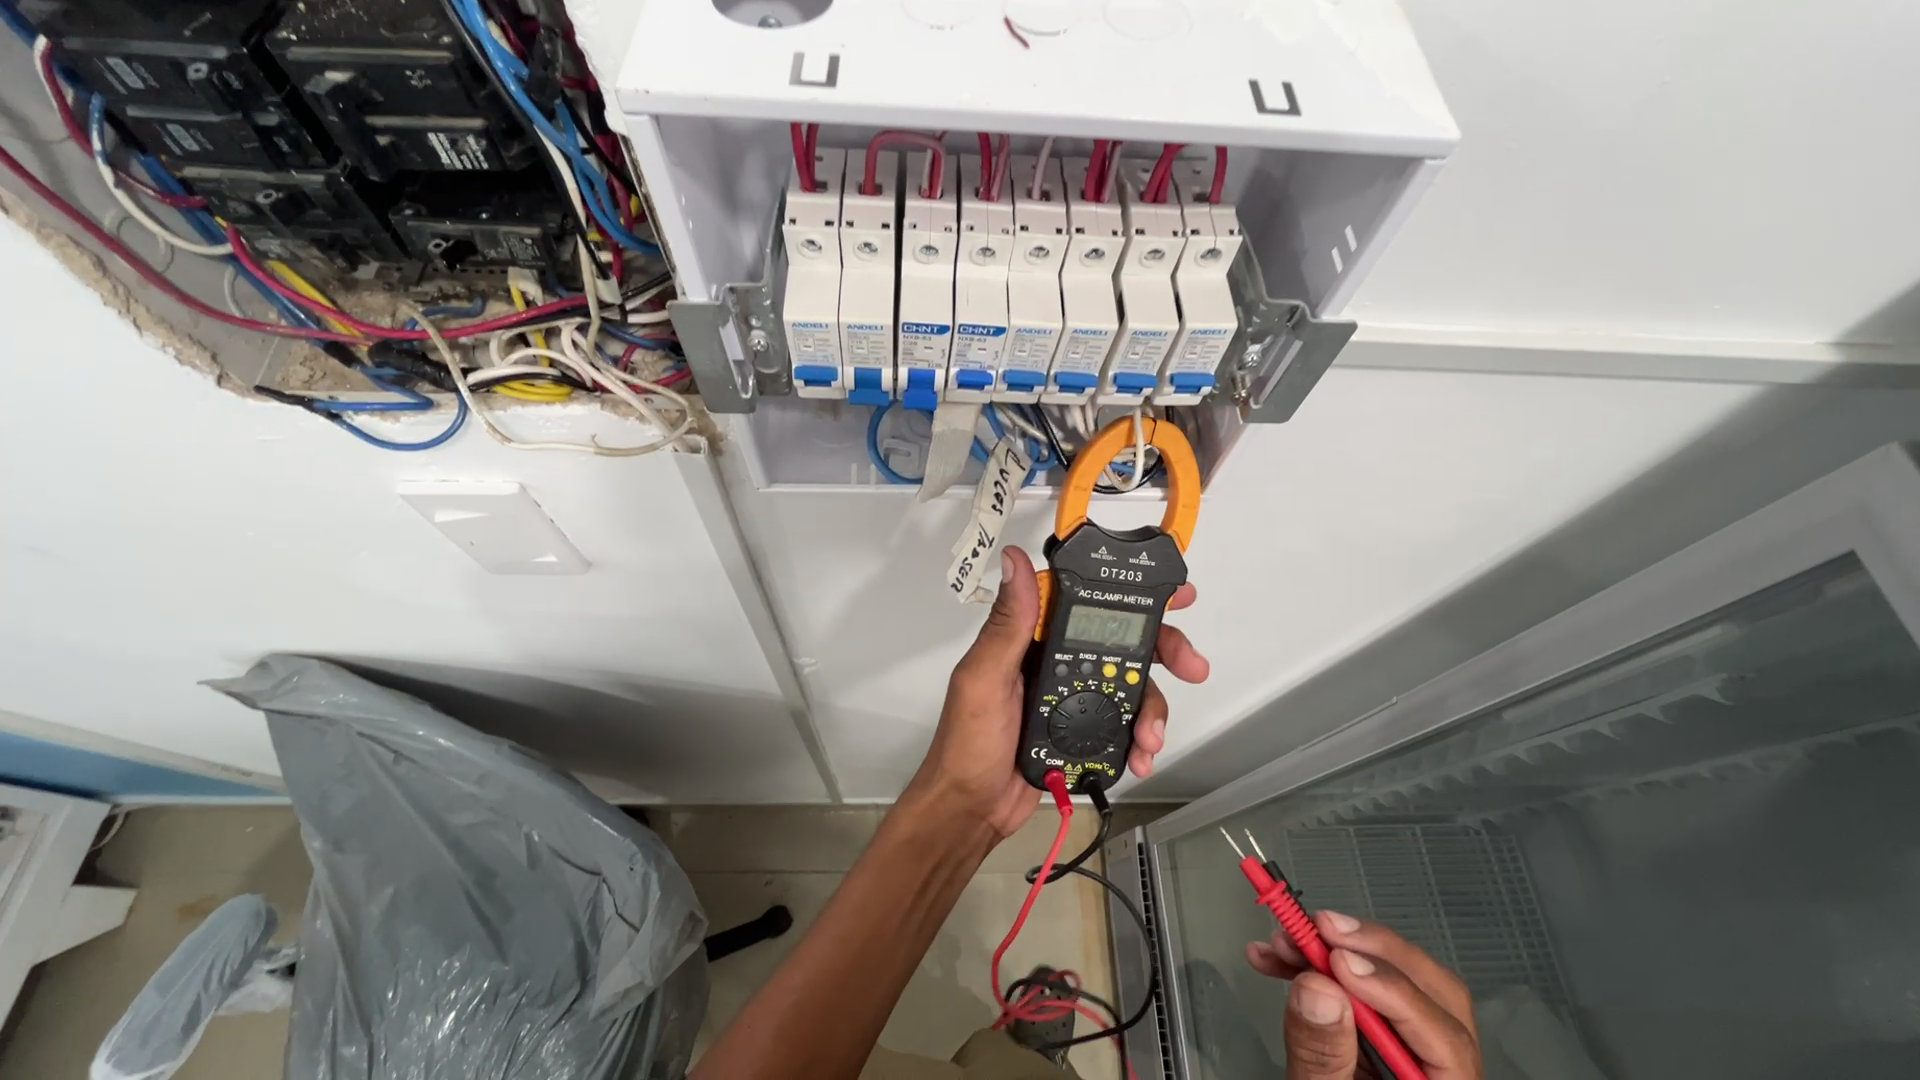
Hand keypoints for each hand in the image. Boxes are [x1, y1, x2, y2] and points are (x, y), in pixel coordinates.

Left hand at [905, 545, 1208, 837]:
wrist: (972, 810)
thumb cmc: (966, 744)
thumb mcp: (983, 679)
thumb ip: (1007, 625)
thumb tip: (1014, 561)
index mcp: (1029, 639)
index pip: (1083, 601)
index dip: (1127, 592)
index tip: (1171, 592)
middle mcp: (1054, 661)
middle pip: (1120, 642)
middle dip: (1163, 650)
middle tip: (1191, 665)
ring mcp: (1071, 697)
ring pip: (1130, 685)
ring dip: (1152, 707)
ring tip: (1150, 736)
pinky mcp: (1082, 730)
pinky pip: (1123, 724)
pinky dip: (1139, 738)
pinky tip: (1140, 754)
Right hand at [1247, 911, 1481, 1079]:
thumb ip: (1323, 1058)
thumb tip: (1318, 986)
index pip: (1445, 1043)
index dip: (1393, 992)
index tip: (1336, 958)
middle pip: (1438, 999)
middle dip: (1374, 953)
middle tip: (1320, 928)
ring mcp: (1420, 1059)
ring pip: (1403, 984)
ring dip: (1340, 951)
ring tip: (1286, 940)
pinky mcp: (1386, 1042)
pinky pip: (1365, 991)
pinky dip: (1321, 966)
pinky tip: (1275, 960)